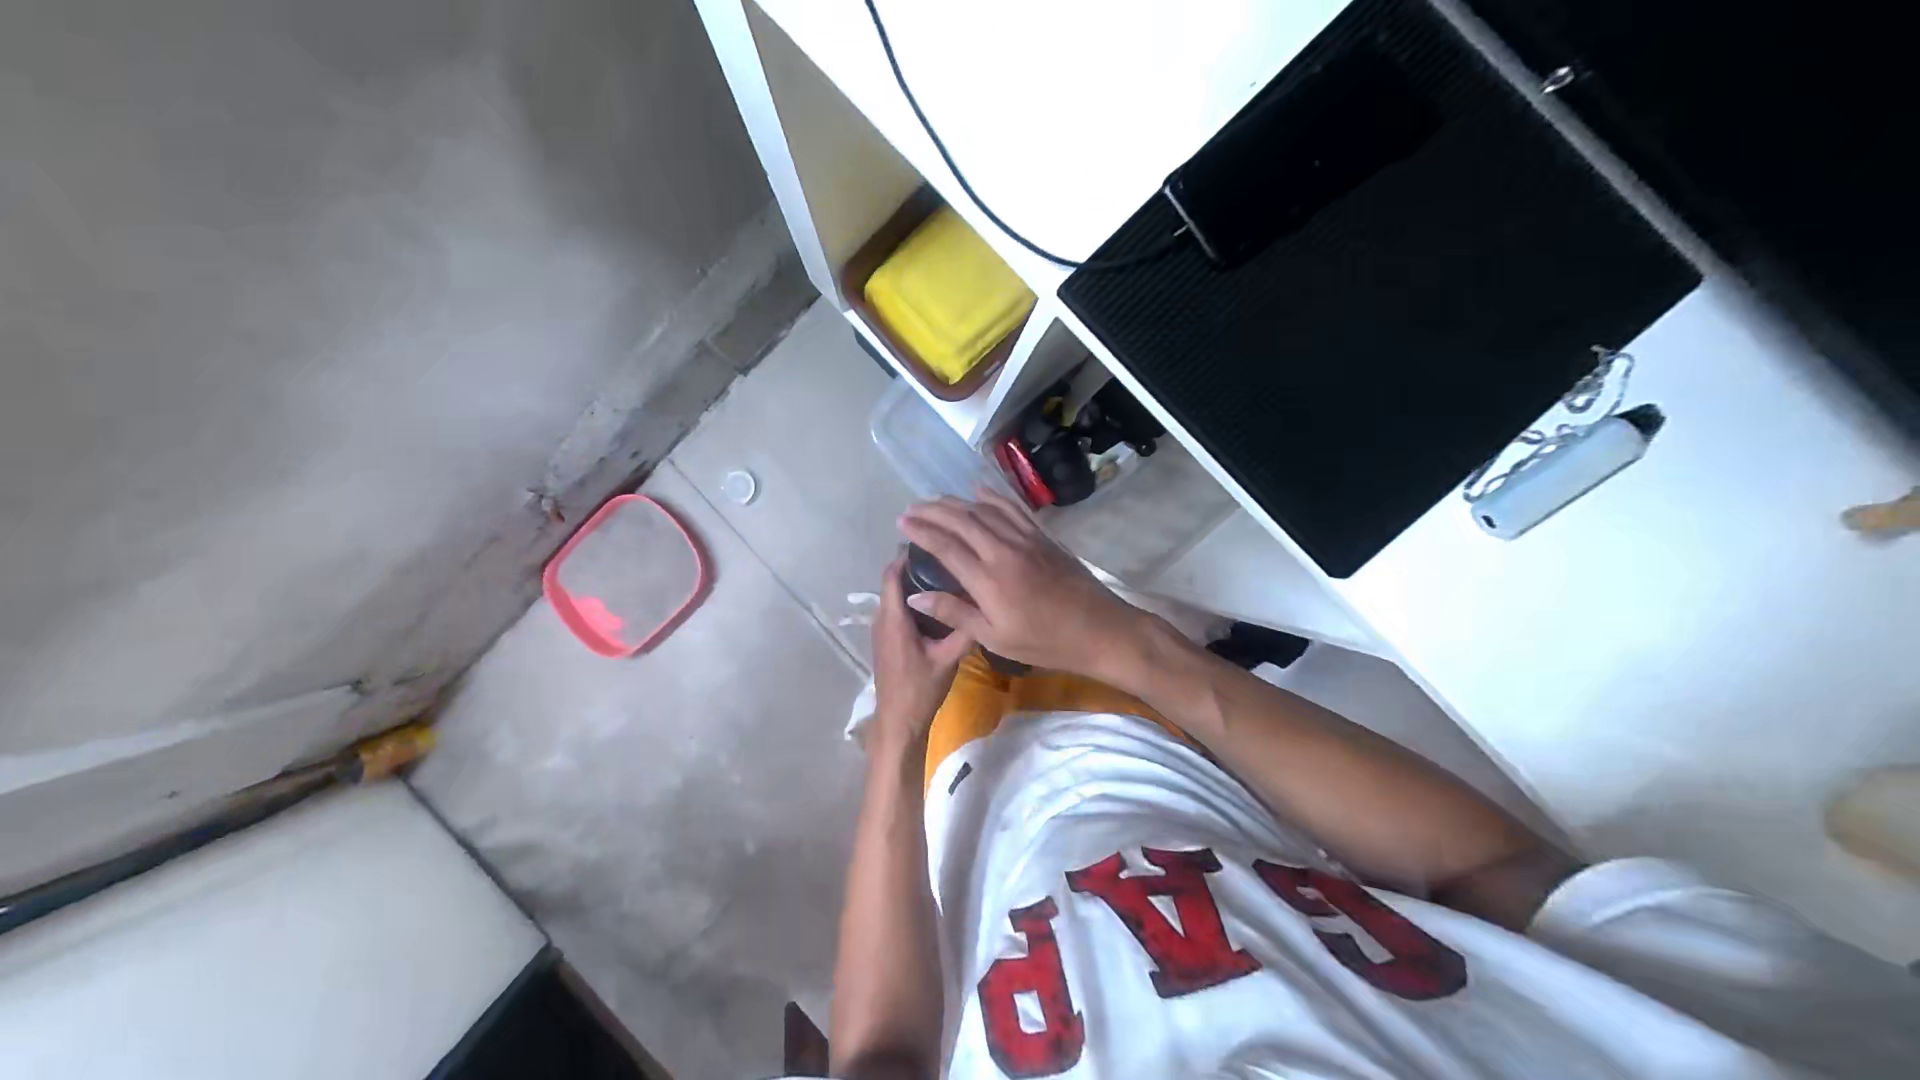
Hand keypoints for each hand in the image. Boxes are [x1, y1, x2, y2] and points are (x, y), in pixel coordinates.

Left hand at [871, 551, 976, 746]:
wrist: (898, 722)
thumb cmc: (920, 690)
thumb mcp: (949, 660)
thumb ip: (965, 632)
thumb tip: (985, 604)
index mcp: (894, 619)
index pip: (893, 573)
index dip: (909, 555)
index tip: (935, 543)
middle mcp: (882, 619)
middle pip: (894, 580)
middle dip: (916, 566)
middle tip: (948, 558)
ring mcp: (881, 630)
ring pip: (895, 595)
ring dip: (915, 583)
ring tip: (947, 575)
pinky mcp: (886, 640)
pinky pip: (896, 609)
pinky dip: (913, 600)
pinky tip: (939, 604)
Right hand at [897, 494, 1148, 678]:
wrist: (1099, 629)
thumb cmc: (1045, 642)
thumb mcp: (995, 638)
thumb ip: (955, 613)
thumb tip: (916, 595)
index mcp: (989, 580)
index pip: (946, 547)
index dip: (922, 531)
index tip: (902, 523)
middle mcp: (1004, 551)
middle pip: (962, 521)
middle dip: (933, 511)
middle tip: (912, 508)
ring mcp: (1026, 540)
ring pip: (985, 511)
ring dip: (957, 502)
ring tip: (936, 500)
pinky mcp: (1042, 537)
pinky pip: (1013, 509)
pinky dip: (993, 497)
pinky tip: (979, 491)